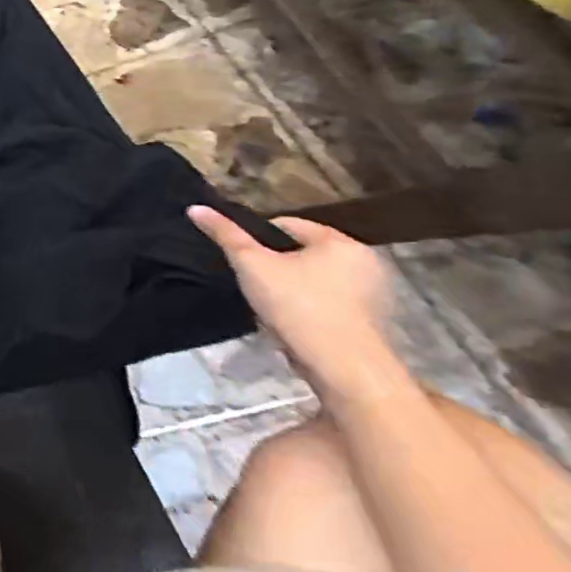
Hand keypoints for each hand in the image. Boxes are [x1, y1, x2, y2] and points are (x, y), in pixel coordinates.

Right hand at [188, 206, 401, 395]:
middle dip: (275, 262)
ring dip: (290, 283)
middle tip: (252, 280)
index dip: (256, 238)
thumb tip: (196, 208)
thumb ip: (225, 233)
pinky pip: (329, 298)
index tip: (242, 259)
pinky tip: (292, 318)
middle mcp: (367, 261)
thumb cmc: (297, 304)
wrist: (343, 364)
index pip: (287, 224)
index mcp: (341, 242)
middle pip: (301, 250)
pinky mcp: (372, 318)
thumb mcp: (250, 263)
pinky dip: (309, 303)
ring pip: (315, 276)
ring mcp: (375, 292)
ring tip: (269, 301)